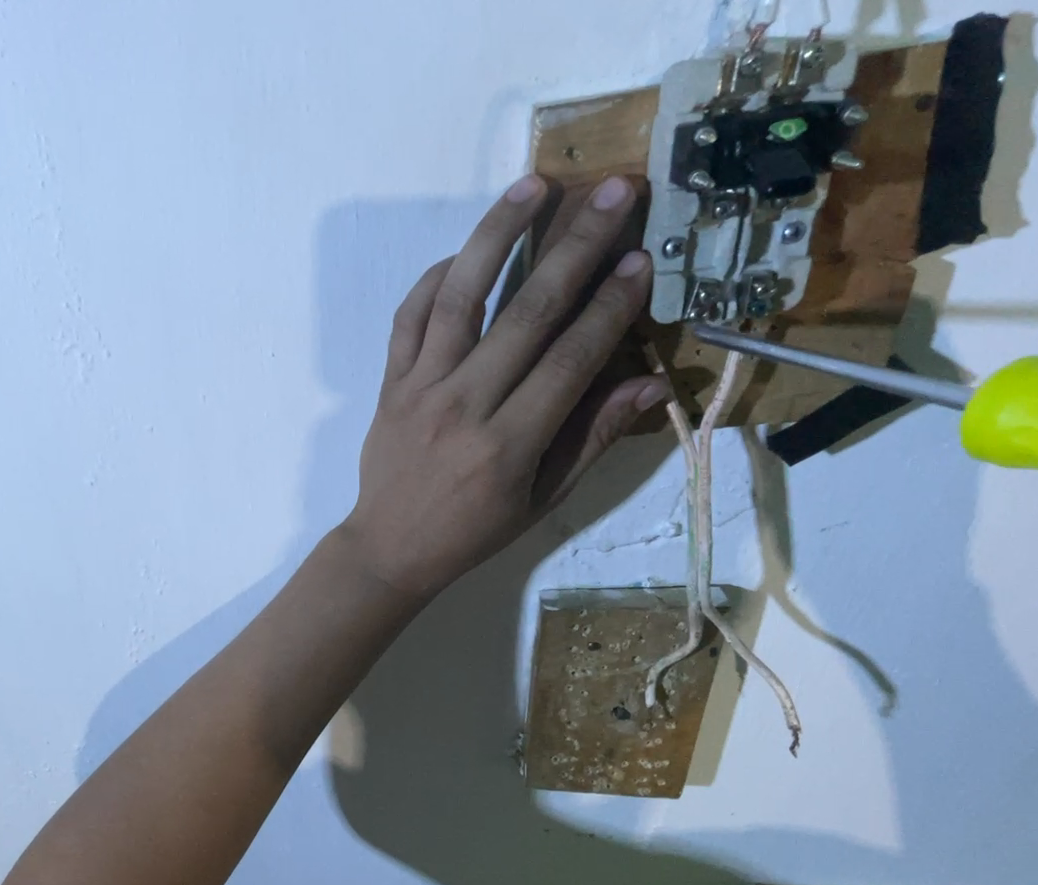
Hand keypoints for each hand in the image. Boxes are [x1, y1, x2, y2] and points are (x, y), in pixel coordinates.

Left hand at [338, 173, 665, 598]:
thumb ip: (591, 439)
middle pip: (525, 313)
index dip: (610, 306)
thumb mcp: (541, 499)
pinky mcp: (388, 382)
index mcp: (510, 443)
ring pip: (459, 298)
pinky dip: (432, 280)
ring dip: (496, 235)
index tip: (640, 256)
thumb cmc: (473, 530)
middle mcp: (464, 405)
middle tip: (610, 190)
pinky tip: (460, 251)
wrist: (390, 547)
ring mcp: (419, 388)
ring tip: (532, 185)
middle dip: (574, 246)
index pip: (570, 359)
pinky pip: (408, 319)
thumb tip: (649, 382)